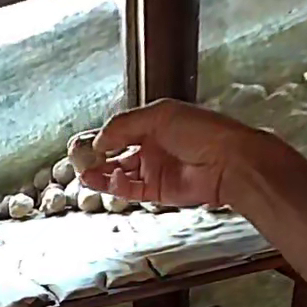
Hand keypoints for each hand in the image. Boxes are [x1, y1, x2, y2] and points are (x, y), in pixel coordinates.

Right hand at [76, 100, 268, 206]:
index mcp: (153, 124)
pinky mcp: (156, 191)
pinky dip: (116, 187)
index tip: (81, 144)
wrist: (229, 162)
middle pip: (114, 154)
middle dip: (95, 158)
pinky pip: (129, 190)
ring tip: (84, 175)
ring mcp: (153, 169)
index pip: (117, 131)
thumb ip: (124, 126)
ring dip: (100, 174)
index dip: (98, 138)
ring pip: (118, 173)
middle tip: (77, 161)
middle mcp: (151, 146)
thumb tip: (98, 141)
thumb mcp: (160, 116)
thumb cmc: (202, 132)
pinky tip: (108, 181)